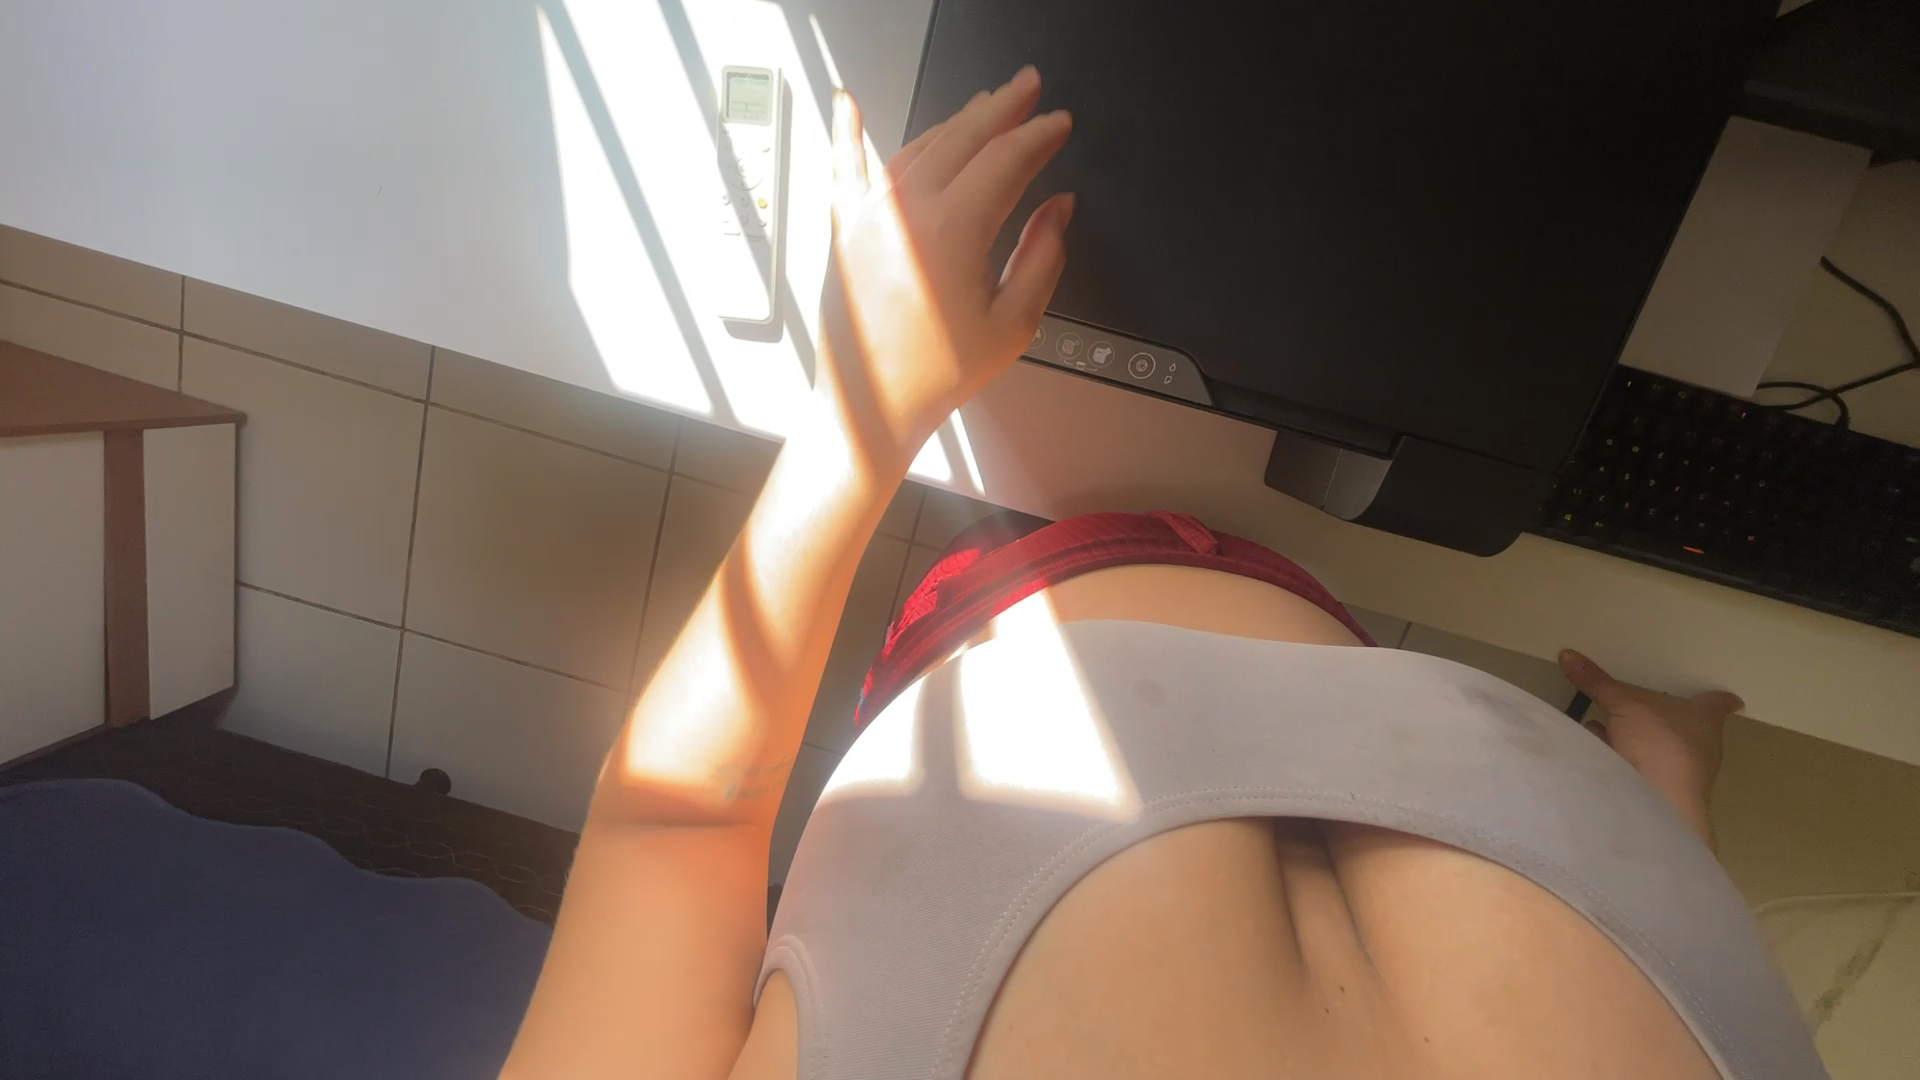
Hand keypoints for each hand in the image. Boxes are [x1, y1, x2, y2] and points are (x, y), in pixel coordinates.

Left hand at [816, 66, 1074, 472]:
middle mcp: (908, 208)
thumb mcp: (1013, 324)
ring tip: (981, 107)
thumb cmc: (935, 374)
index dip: (1040, 136)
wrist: (875, 404)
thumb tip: (1058, 211)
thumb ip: (1043, 257)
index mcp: (954, 228)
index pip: (1008, 159)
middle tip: (1027, 89)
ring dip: (955, 120)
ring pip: (918, 144)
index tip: (1058, 125)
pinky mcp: (845, 230)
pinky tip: (847, 103)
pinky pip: (846, 167)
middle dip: (1003, 108)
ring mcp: (870, 214)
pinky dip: (849, 132)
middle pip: (964, 136)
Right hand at [1558, 649, 1742, 844]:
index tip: (1729, 697)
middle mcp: (1699, 744)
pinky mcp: (1658, 785)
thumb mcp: (1623, 705)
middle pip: (1687, 726)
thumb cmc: (1660, 745)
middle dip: (1665, 717)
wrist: (1658, 800)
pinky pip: (1637, 761)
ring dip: (1637, 736)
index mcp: (1703, 720)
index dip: (1719, 699)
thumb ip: (1597, 682)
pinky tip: (1599, 746)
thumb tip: (1568, 654)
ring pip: (1659, 745)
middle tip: (1646, 705)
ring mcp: (1679, 768)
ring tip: (1607, 723)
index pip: (1716, 704)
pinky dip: (1619, 752)